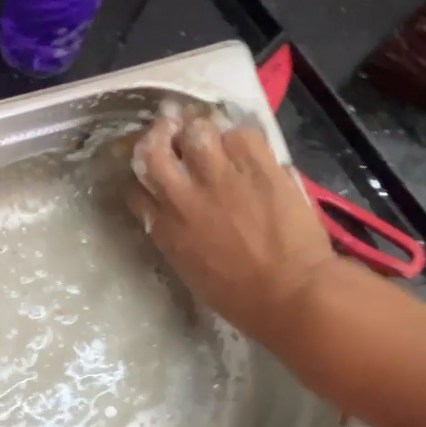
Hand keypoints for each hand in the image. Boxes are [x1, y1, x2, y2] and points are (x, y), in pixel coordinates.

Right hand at [124, 113, 341, 347]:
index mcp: (166, 228)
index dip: (141, 176)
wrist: (290, 291)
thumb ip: (175, 236)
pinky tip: (245, 150)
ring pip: (196, 130)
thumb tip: (174, 214)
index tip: (152, 173)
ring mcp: (222, 177)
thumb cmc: (240, 295)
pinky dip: (239, 138)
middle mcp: (184, 197)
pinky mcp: (259, 166)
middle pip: (153, 149)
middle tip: (170, 131)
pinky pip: (241, 133)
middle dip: (158, 136)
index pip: (135, 189)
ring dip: (201, 131)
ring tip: (212, 137)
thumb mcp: (189, 270)